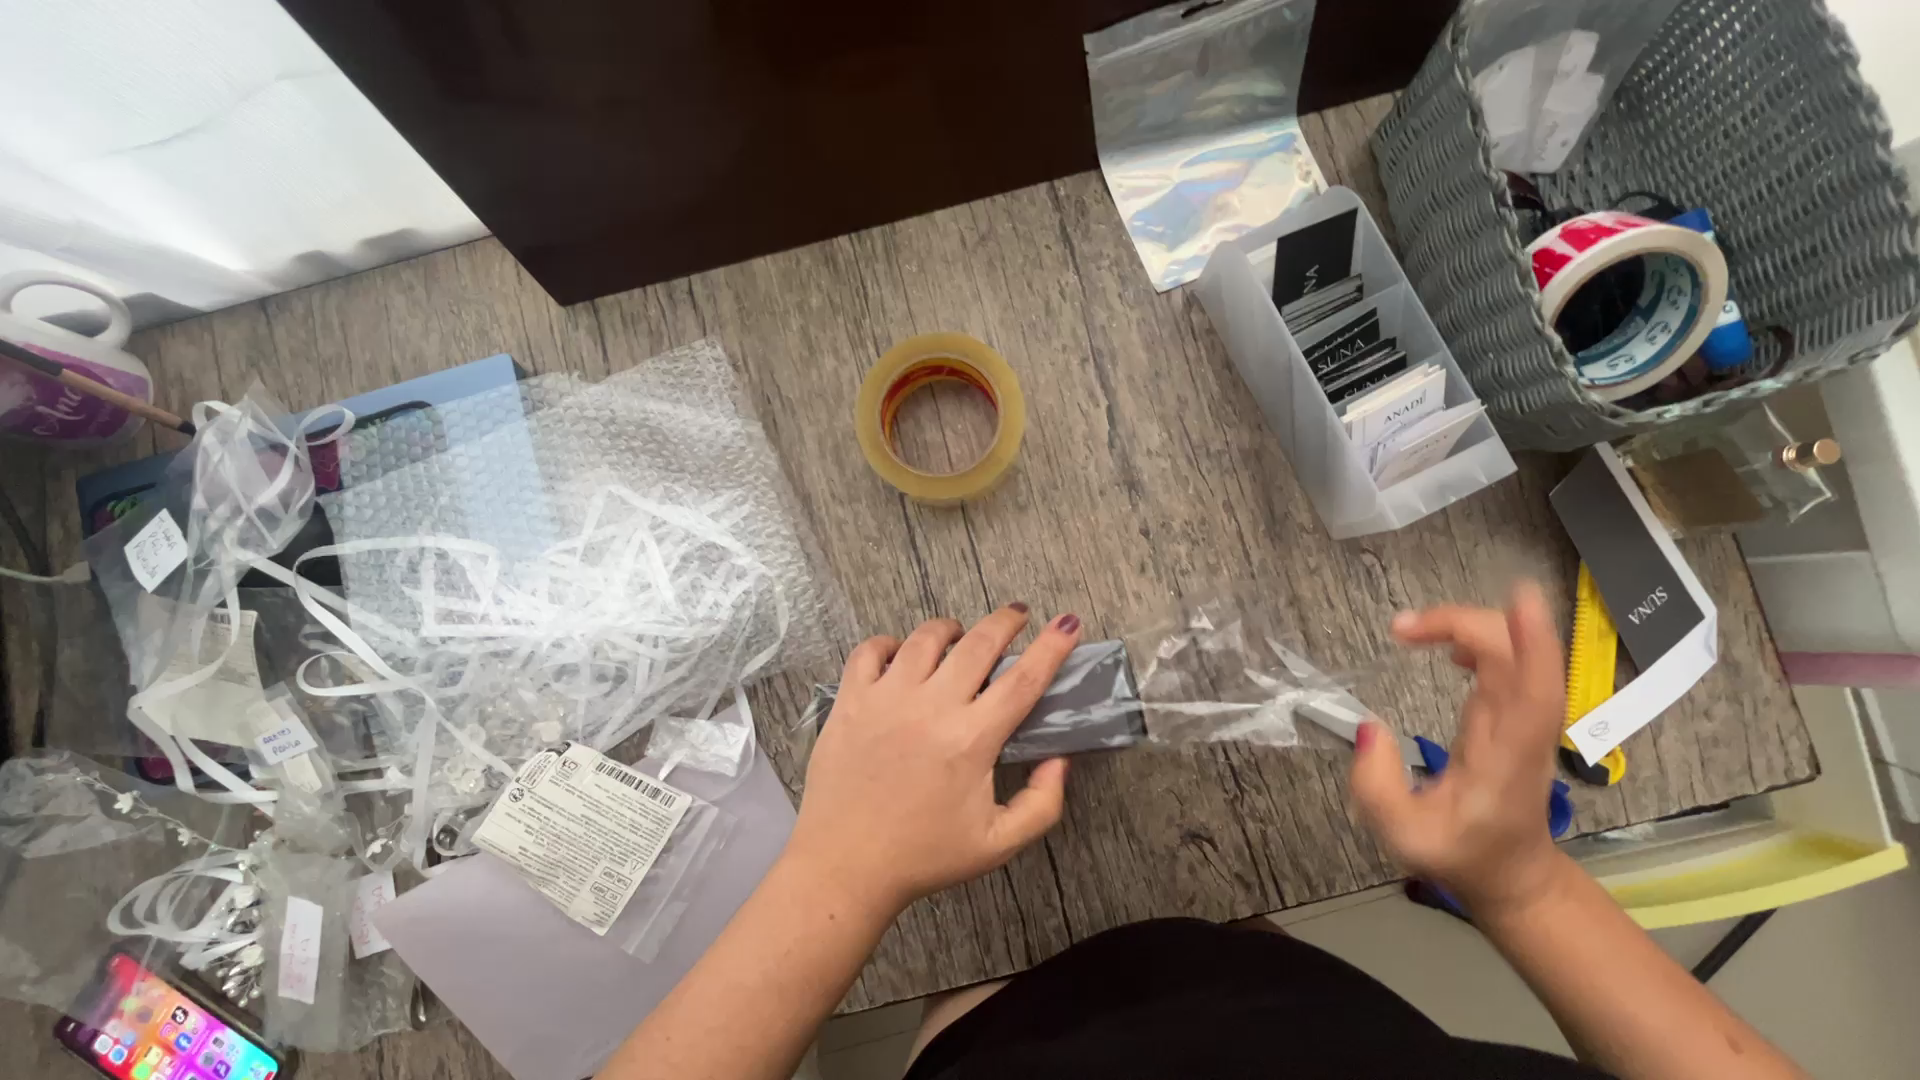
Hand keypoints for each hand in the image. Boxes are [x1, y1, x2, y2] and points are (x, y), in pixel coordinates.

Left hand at [785, 605, 1082, 915]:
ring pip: (926, 638)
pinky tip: (901, 654)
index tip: (1066, 623)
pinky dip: (890, 643)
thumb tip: (1060, 760)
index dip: (1052, 647)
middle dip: (1005, 621)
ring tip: (960, 635)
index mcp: (972, 739)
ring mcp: (886, 698)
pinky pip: (870, 651)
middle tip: (1017, 615)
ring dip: (951, 629)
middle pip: (979, 643)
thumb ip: (1041, 804)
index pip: (1024, 679)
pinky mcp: (850, 701)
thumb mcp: (998, 844)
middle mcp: (932, 707)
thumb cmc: (924, 856)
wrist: (844, 866)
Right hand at [1349, 581, 1570, 917]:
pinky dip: (1476, 638)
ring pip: (1511, 652)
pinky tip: (1446, 645)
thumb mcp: (1402, 835)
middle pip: (1516, 655)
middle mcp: (1521, 729)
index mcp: (1506, 758)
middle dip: (1464, 622)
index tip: (1519, 599)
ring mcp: (1519, 718)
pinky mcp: (1510, 714)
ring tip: (1406, 630)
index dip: (1532, 643)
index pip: (1534, 691)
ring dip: (1465, 626)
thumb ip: (1375, 784)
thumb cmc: (1460, 855)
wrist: (1512, 874)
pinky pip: (1505, 662)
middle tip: (1400, 627)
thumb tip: (1368, 725)